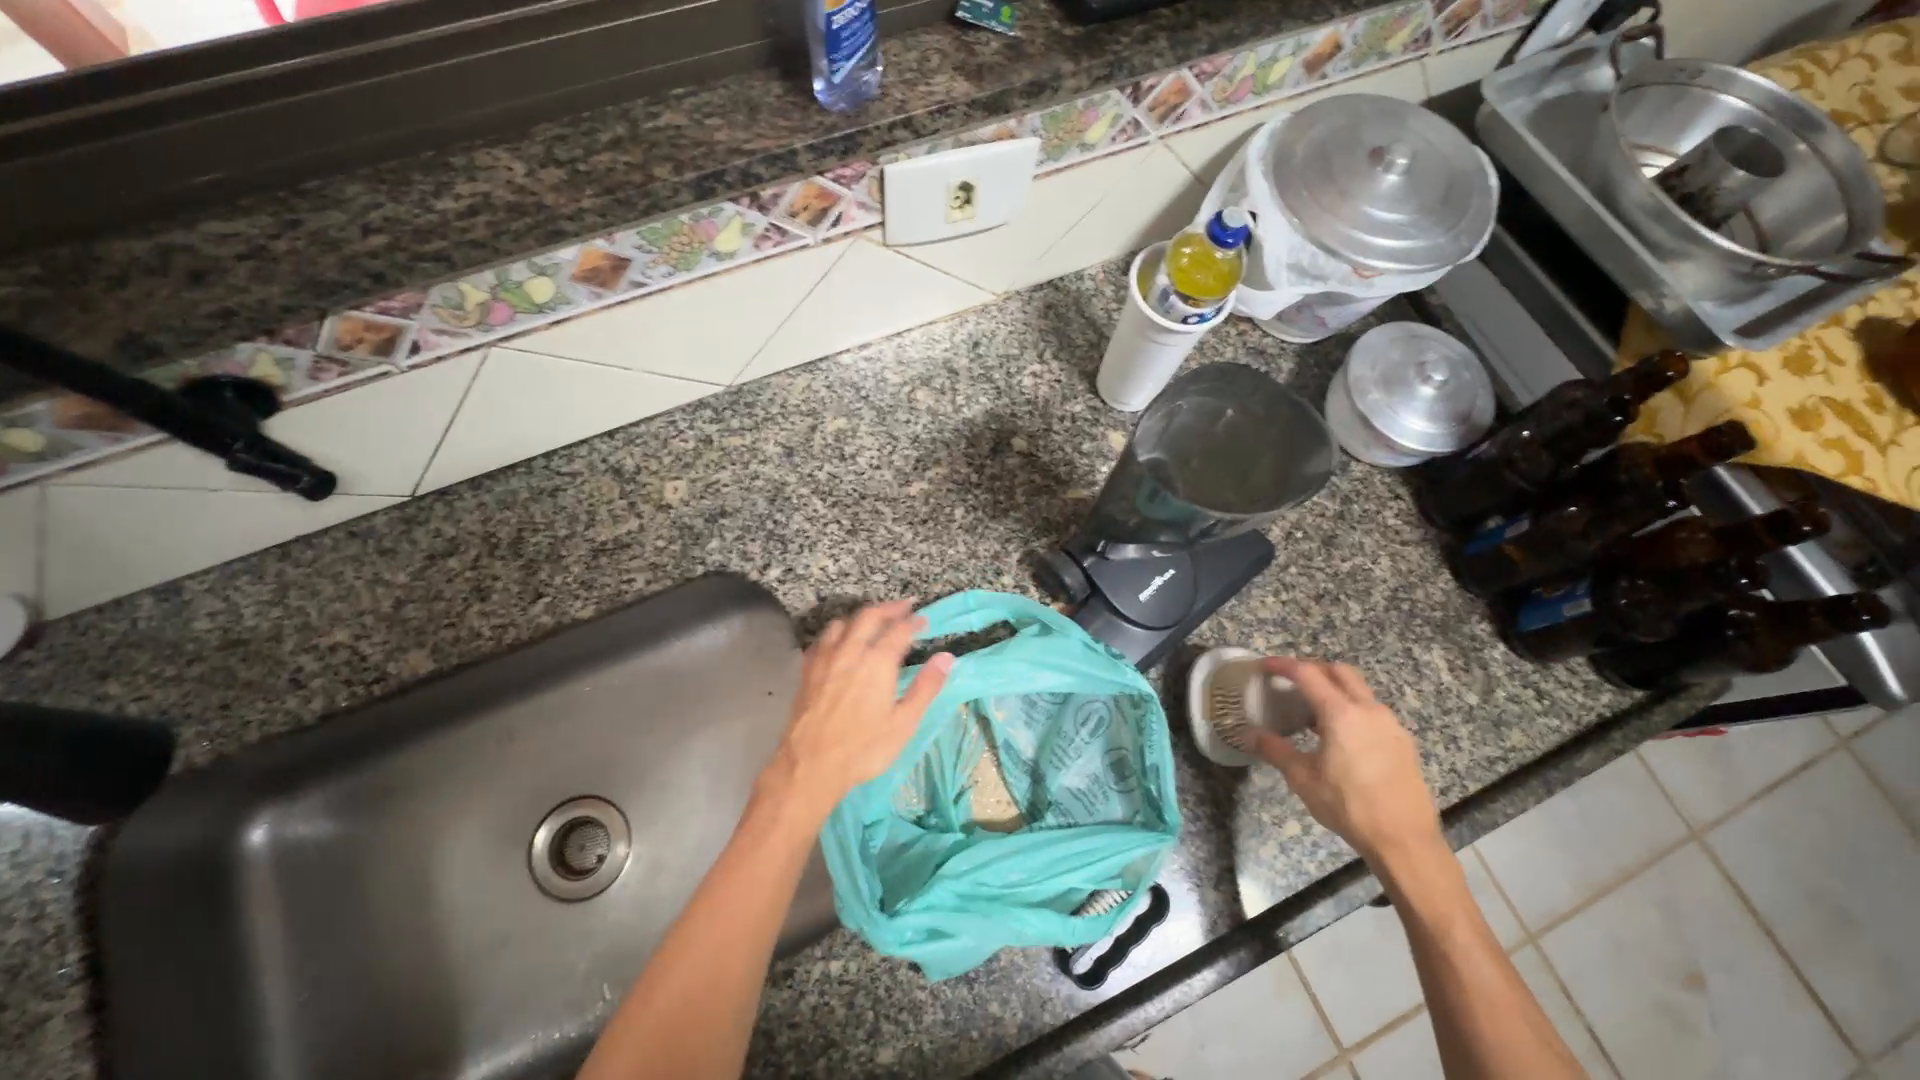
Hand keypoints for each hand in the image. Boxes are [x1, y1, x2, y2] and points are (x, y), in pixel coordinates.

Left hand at [762, 600, 952, 819]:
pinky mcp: (807, 671)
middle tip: (903, 606)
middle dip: (888, 608)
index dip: (913, 621)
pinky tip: (839, 642)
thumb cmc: (864, 749)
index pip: (899, 630)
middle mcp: (850, 652)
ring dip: (860, 617)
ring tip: (872, 620)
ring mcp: (825, 660)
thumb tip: (946, 657)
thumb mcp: (904, 722)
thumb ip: (926, 687)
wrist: (810, 765)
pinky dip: (836, 633)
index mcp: (877, 662)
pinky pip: (822, 640)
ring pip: (842, 623)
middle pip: (869, 617)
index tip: (923, 619)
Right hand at [1249, 658, 1442, 867]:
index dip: (1283, 665)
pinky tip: (1339, 735)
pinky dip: (1351, 708)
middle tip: (1290, 682)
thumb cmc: (1348, 806)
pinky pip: (1372, 710)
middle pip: (1339, 671)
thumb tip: (1250, 734)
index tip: (1264, 665)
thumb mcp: (1303, 779)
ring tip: (1312, 710)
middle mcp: (1369, 710)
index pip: (1308, 674)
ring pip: (1359, 690)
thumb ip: (1275, 750)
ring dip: (1334, 689)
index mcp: (1341, 714)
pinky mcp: (1402, 740)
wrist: (1404, 838)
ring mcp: (1390, 724)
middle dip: (1313, 668)